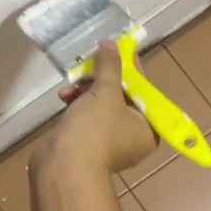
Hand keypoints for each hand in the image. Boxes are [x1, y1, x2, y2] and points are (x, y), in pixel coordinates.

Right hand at [33, 41, 158, 176]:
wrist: (63, 166)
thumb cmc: (94, 129)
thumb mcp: (105, 92)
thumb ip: (110, 66)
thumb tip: (110, 44)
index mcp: (148, 128)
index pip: (143, 90)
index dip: (131, 68)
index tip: (118, 50)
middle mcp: (132, 136)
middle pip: (121, 96)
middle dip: (102, 79)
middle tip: (91, 64)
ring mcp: (108, 142)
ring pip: (101, 105)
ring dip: (86, 90)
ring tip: (72, 83)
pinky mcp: (87, 143)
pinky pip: (87, 116)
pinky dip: (77, 104)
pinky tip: (64, 96)